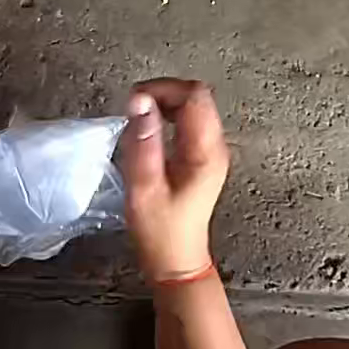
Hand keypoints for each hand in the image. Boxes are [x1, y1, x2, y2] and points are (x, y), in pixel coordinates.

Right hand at [120, 79, 227, 281]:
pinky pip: (189, 121)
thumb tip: (139, 100)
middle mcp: (215, 146)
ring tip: (138, 116)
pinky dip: (168, 116)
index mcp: (205, 151)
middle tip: (133, 108)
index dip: (163, 89)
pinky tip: (149, 129)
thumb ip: (143, 142)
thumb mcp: (144, 187)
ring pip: (194, 106)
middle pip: (197, 96)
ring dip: (165, 103)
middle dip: (164, 92)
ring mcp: (211, 151)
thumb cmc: (159, 230)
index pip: (194, 96)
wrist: (177, 260)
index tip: (134, 102)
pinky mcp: (202, 157)